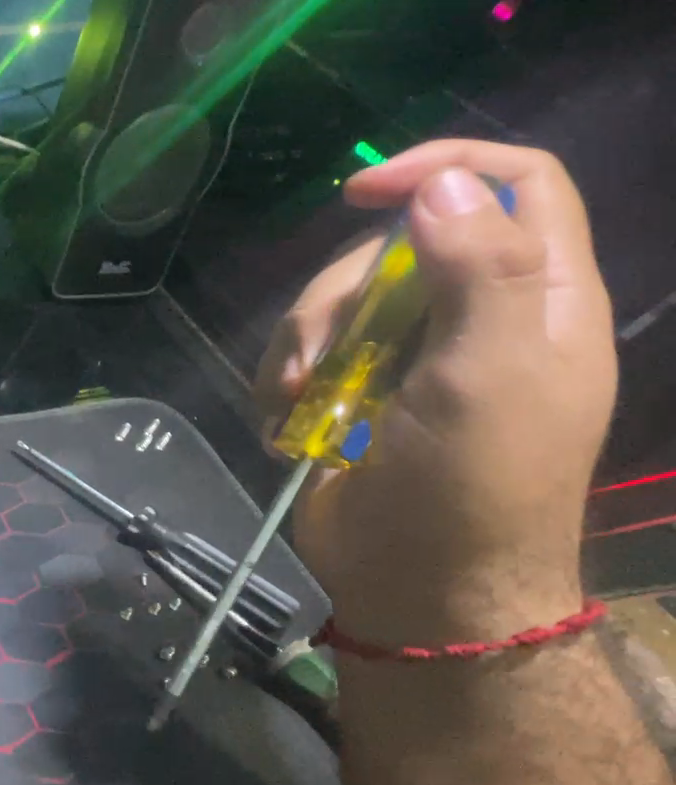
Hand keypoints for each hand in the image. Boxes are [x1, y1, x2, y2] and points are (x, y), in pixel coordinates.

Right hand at [256, 141, 615, 643]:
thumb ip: (480, 271)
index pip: (511, 187)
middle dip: (336, 301)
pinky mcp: (345, 398)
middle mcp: (465, 319)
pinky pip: (297, 362)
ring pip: (331, 310)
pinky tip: (285, 430)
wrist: (417, 586)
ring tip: (292, 409)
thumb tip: (440, 187)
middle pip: (390, 253)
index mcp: (532, 299)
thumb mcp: (489, 374)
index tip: (359, 192)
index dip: (442, 170)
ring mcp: (400, 362)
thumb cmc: (470, 487)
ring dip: (297, 354)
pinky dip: (280, 390)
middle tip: (316, 363)